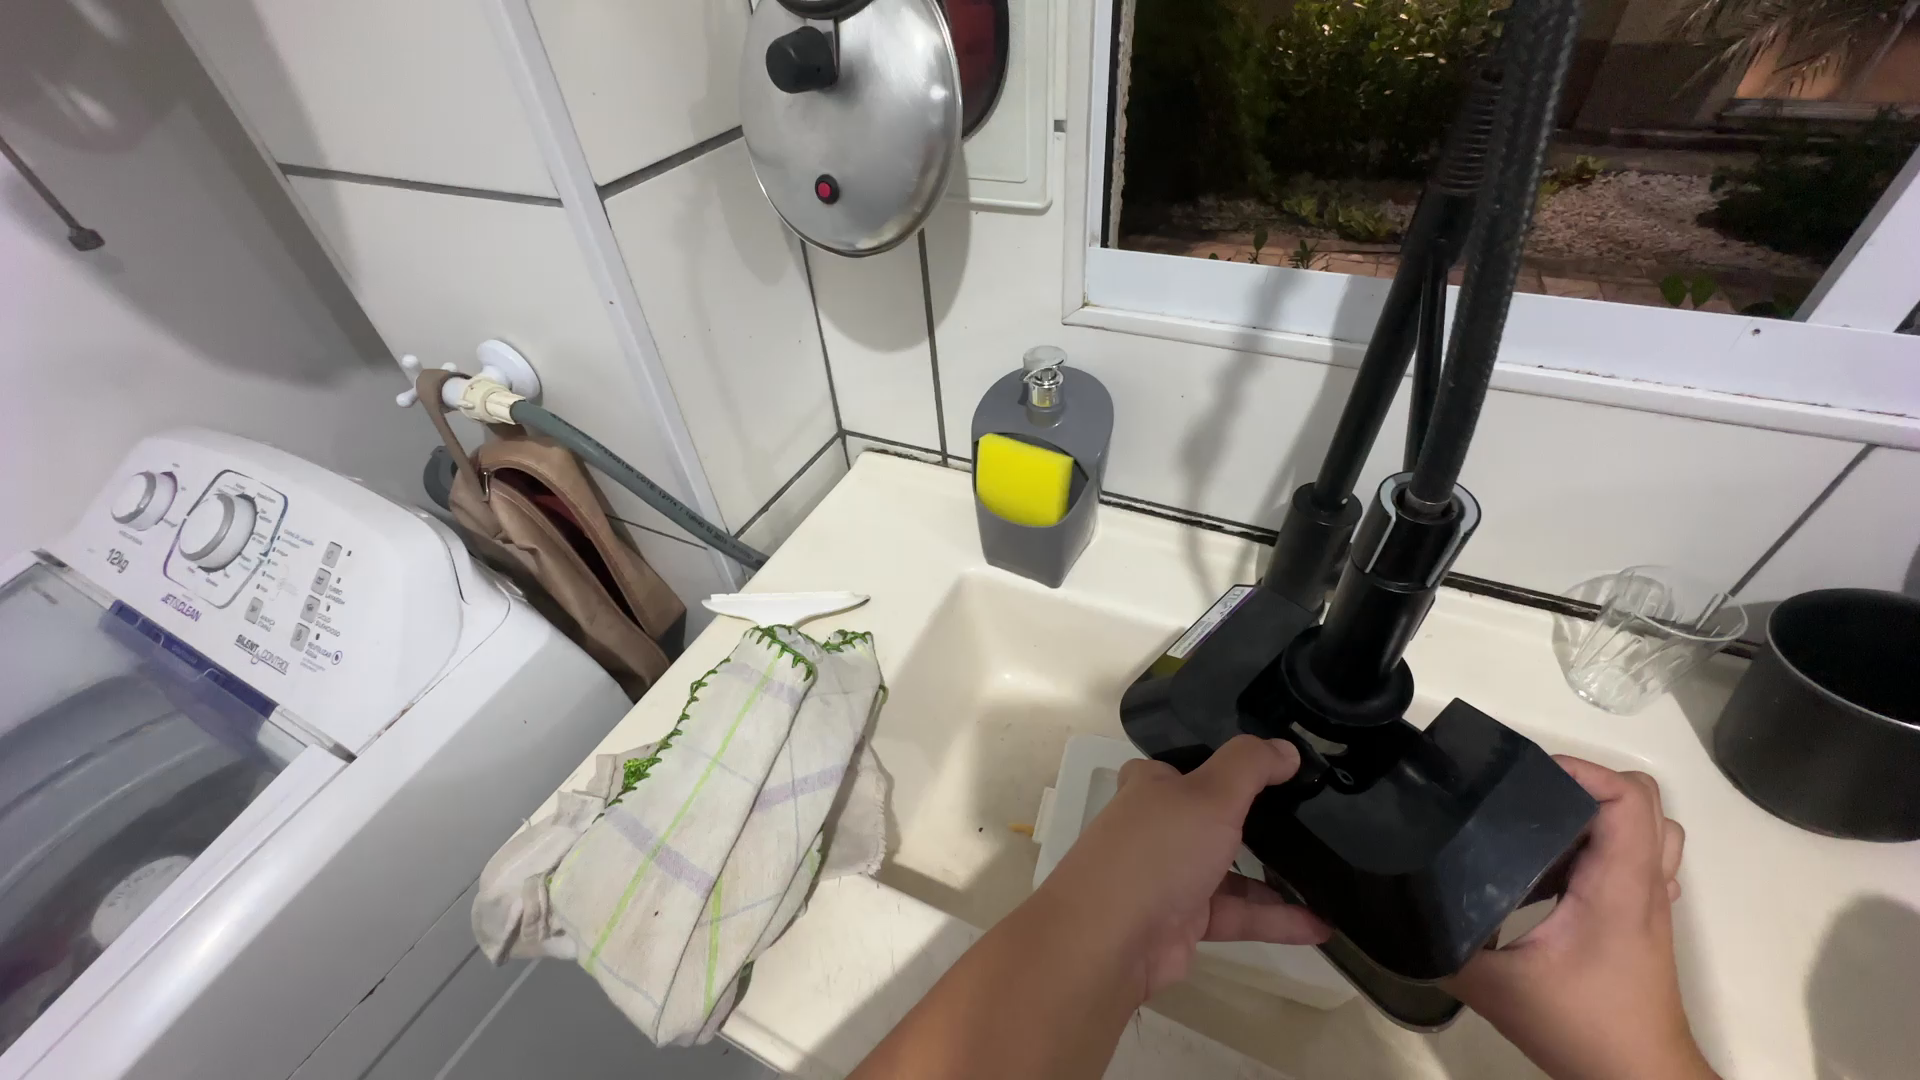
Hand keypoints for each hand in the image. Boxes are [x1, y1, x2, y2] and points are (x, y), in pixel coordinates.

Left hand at [1034, 735, 1330, 1002]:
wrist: (1111, 937)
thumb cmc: (1157, 849)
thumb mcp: (1209, 794)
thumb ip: (1249, 767)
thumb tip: (1286, 748)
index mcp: (1153, 785)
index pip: (1192, 765)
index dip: (1230, 764)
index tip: (1280, 766)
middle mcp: (1159, 825)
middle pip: (1214, 816)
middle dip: (1259, 819)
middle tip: (1315, 817)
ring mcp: (1171, 873)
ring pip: (1232, 868)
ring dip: (1277, 875)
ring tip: (1330, 874)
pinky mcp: (1185, 919)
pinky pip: (1238, 912)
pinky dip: (1276, 918)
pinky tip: (1322, 924)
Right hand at [1447, 757, 1715, 1079]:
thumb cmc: (1579, 1030)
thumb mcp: (1492, 985)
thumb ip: (1441, 940)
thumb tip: (1395, 900)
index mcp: (1616, 888)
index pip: (1625, 799)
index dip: (1577, 769)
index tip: (1518, 772)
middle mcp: (1641, 886)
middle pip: (1643, 801)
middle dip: (1581, 782)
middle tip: (1520, 794)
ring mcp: (1646, 904)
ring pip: (1647, 829)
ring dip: (1596, 812)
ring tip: (1534, 822)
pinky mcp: (1639, 921)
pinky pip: (1635, 858)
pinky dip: (1598, 843)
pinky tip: (1547, 866)